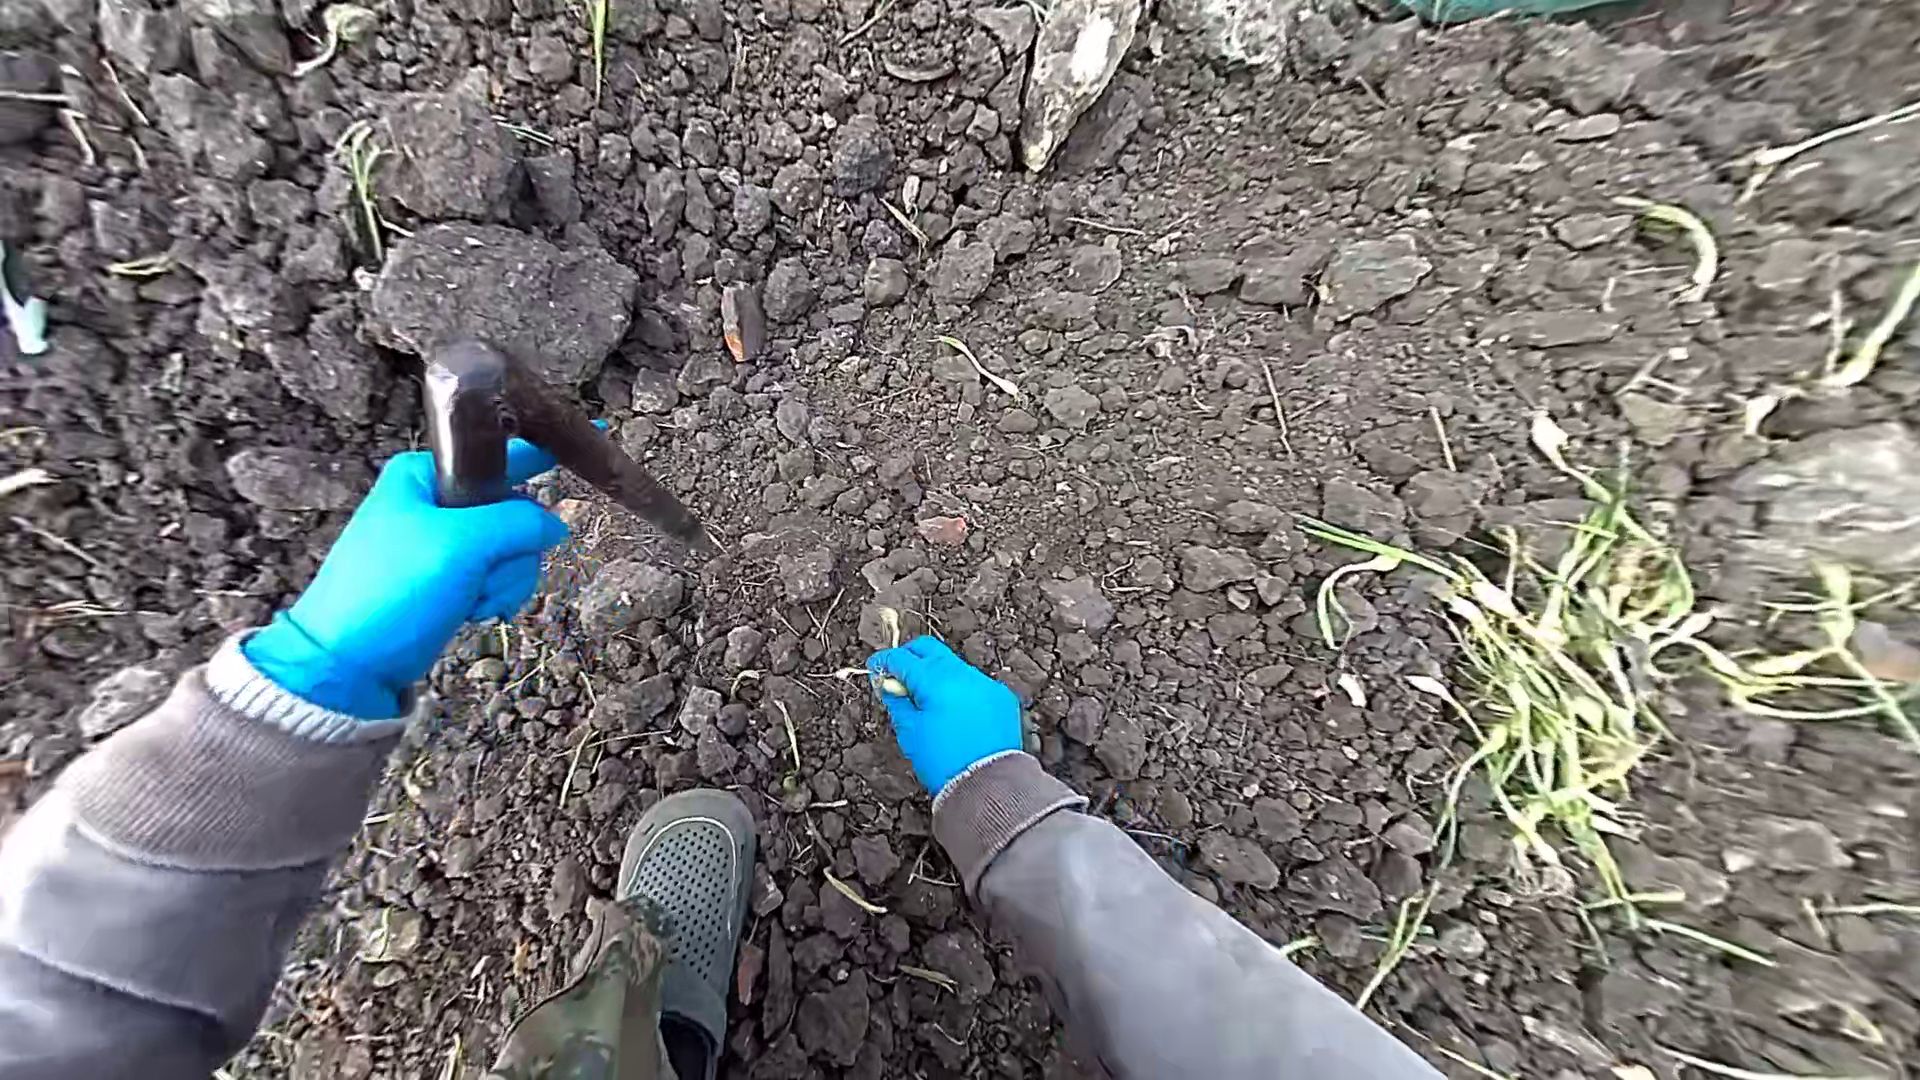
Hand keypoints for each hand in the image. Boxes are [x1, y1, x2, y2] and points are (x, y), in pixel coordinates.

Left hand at [244, 440, 570, 717]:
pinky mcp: (463, 572)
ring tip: (473, 596)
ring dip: (508, 578)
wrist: (352, 659)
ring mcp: (456, 540)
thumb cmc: (393, 588)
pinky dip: (501, 592)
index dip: (548, 451)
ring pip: (522, 548)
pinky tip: (474, 606)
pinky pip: (511, 572)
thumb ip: (520, 523)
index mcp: (428, 477)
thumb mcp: (461, 543)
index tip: (596, 431)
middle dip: (516, 549)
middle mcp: (444, 503)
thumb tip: (556, 526)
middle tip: (485, 569)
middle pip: (523, 512)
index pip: (504, 453)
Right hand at [868, 636, 1022, 795]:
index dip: (885, 662)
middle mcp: (963, 674)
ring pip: (953, 664)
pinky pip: (974, 682)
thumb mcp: (910, 731)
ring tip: (924, 697)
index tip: (875, 667)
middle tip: (897, 674)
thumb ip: (898, 700)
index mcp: (936, 680)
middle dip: (910, 657)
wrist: (987, 786)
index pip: (903, 659)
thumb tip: (889, 684)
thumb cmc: (944, 762)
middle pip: (929, 650)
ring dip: (936, 673)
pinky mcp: (1000, 695)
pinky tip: (951, 708)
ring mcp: (984, 683)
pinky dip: (959, 688)